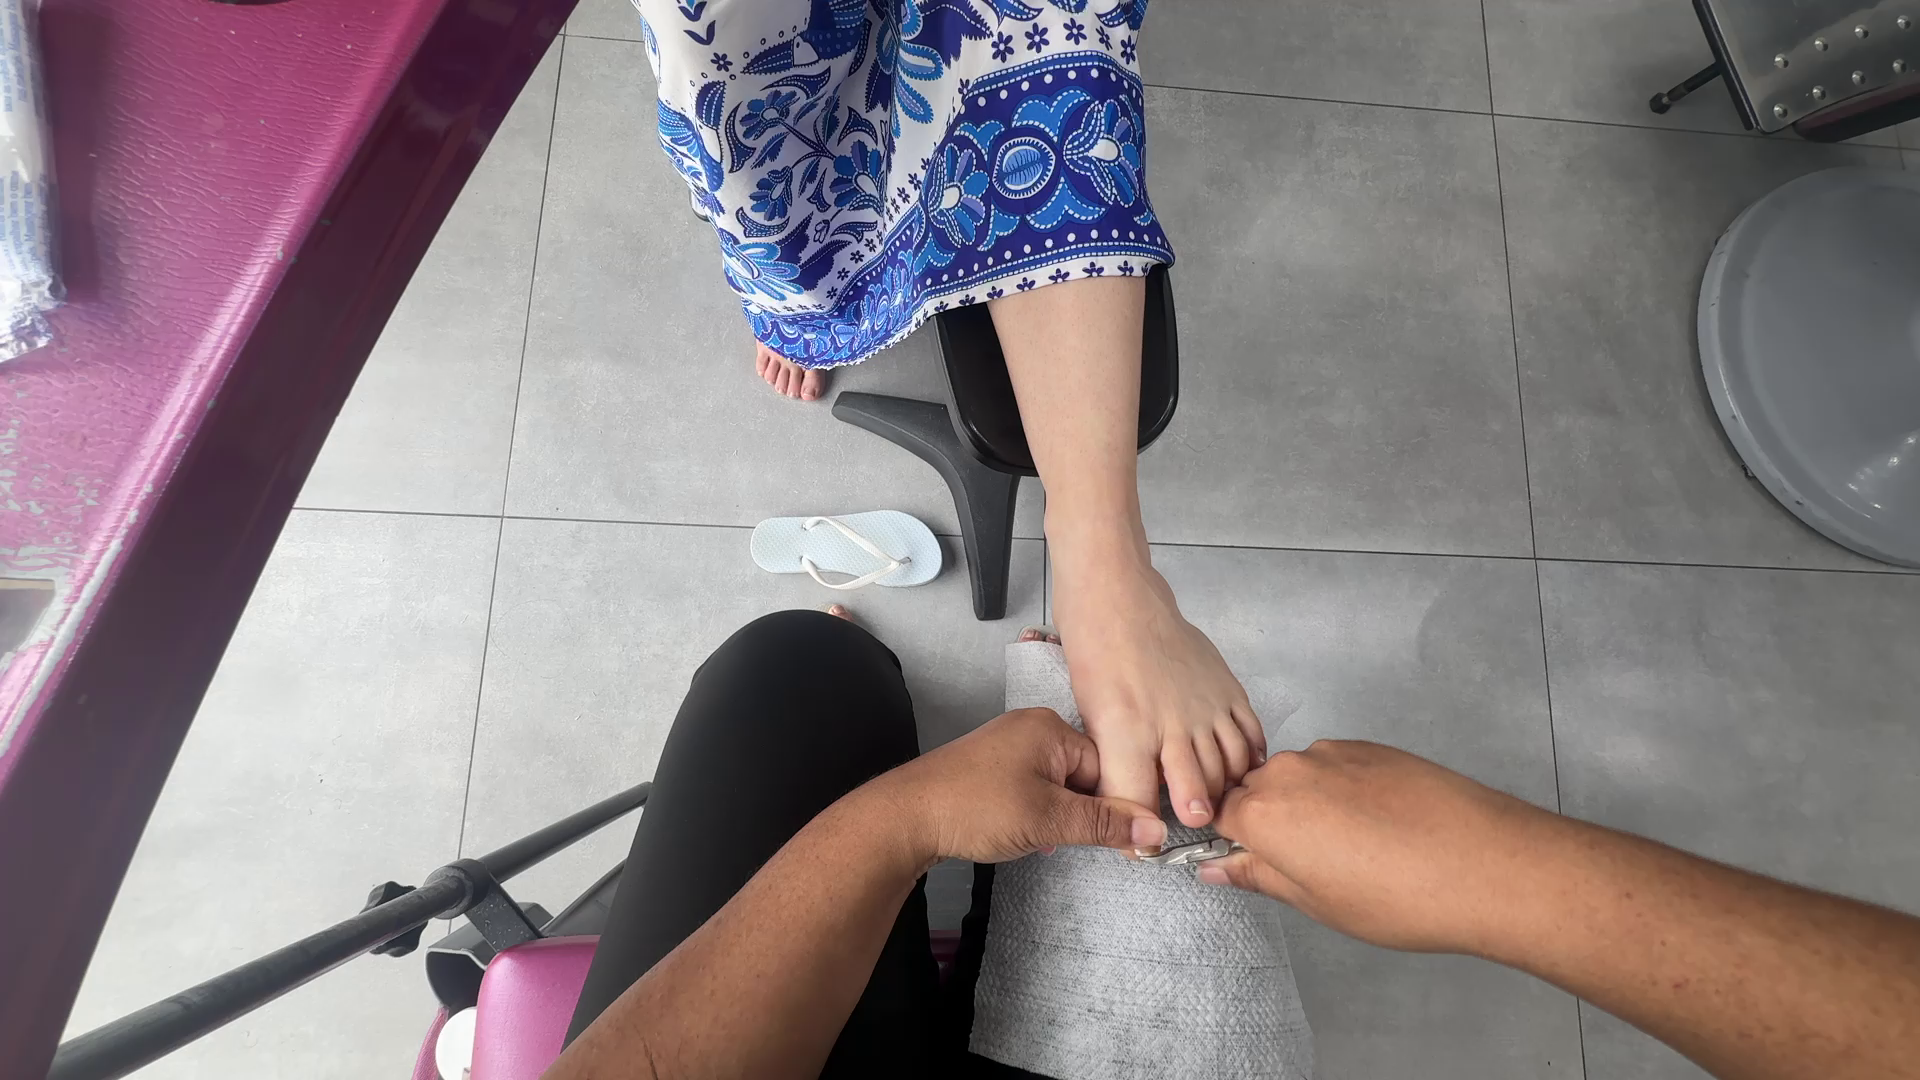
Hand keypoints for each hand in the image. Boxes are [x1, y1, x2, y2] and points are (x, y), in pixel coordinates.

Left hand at [872, 708, 1167, 864]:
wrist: (909, 815)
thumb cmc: (980, 808)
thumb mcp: (1048, 818)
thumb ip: (1103, 823)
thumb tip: (1157, 828)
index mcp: (1050, 727)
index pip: (1107, 764)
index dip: (1114, 805)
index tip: (1119, 841)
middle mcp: (1033, 726)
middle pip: (1084, 772)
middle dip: (1083, 810)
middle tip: (1066, 838)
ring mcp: (1010, 743)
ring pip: (1059, 782)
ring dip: (1060, 813)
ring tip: (1043, 836)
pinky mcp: (994, 764)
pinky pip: (1035, 784)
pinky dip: (1038, 809)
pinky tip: (1025, 831)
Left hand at [1054, 556, 1262, 827]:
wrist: (1119, 598)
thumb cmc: (1095, 650)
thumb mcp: (1089, 711)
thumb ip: (1110, 758)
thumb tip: (1119, 798)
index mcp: (1126, 730)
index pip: (1134, 799)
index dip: (1135, 832)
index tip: (1139, 850)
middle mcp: (1171, 724)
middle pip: (1194, 795)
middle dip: (1191, 821)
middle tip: (1189, 834)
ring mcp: (1204, 706)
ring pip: (1227, 770)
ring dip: (1223, 795)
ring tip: (1218, 809)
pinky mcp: (1226, 689)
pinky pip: (1249, 735)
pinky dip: (1249, 760)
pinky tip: (1243, 771)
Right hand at [1202, 740, 1552, 953]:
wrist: (1487, 862)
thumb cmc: (1398, 897)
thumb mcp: (1316, 903)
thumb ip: (1256, 876)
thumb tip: (1213, 867)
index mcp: (1262, 813)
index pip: (1219, 813)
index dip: (1235, 836)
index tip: (1258, 857)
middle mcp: (1284, 772)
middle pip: (1254, 790)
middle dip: (1271, 819)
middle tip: (1313, 858)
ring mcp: (1326, 752)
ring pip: (1296, 776)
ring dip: (1309, 802)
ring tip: (1358, 841)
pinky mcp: (1363, 745)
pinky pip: (1333, 764)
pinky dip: (1343, 787)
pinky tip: (1382, 820)